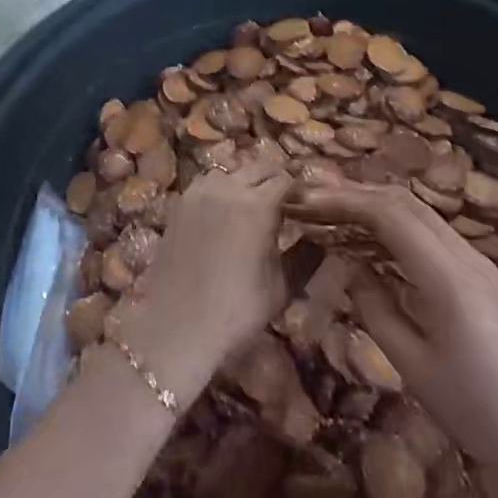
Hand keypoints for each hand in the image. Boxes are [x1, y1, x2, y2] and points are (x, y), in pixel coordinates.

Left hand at [110, 159, 292, 403]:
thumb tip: (320, 239)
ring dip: (244, 182)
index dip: (299, 190)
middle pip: (257, 169)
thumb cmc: (238, 311)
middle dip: (274, 180)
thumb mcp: (282, 287)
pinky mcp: (178, 206)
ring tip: (252, 206)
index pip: (286, 180)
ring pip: (228, 173)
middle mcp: (227, 188)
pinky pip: (204, 186)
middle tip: (285, 203)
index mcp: (258, 204)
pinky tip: (223, 214)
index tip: (308, 204)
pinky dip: (219, 191)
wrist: (178, 329)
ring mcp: (198, 194)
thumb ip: (305, 256)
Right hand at [292, 180, 497, 468]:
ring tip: (333, 212)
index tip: (306, 201)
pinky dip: (395, 226)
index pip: (390, 215)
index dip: (345, 201)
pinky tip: (371, 240)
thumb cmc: (474, 409)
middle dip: (357, 194)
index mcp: (448, 277)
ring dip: (376, 206)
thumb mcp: (412, 364)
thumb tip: (349, 265)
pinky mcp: (480, 276)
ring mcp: (478, 264)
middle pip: (407, 203)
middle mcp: (466, 257)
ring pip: (420, 214)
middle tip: (313, 199)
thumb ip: (374, 307)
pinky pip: (431, 234)